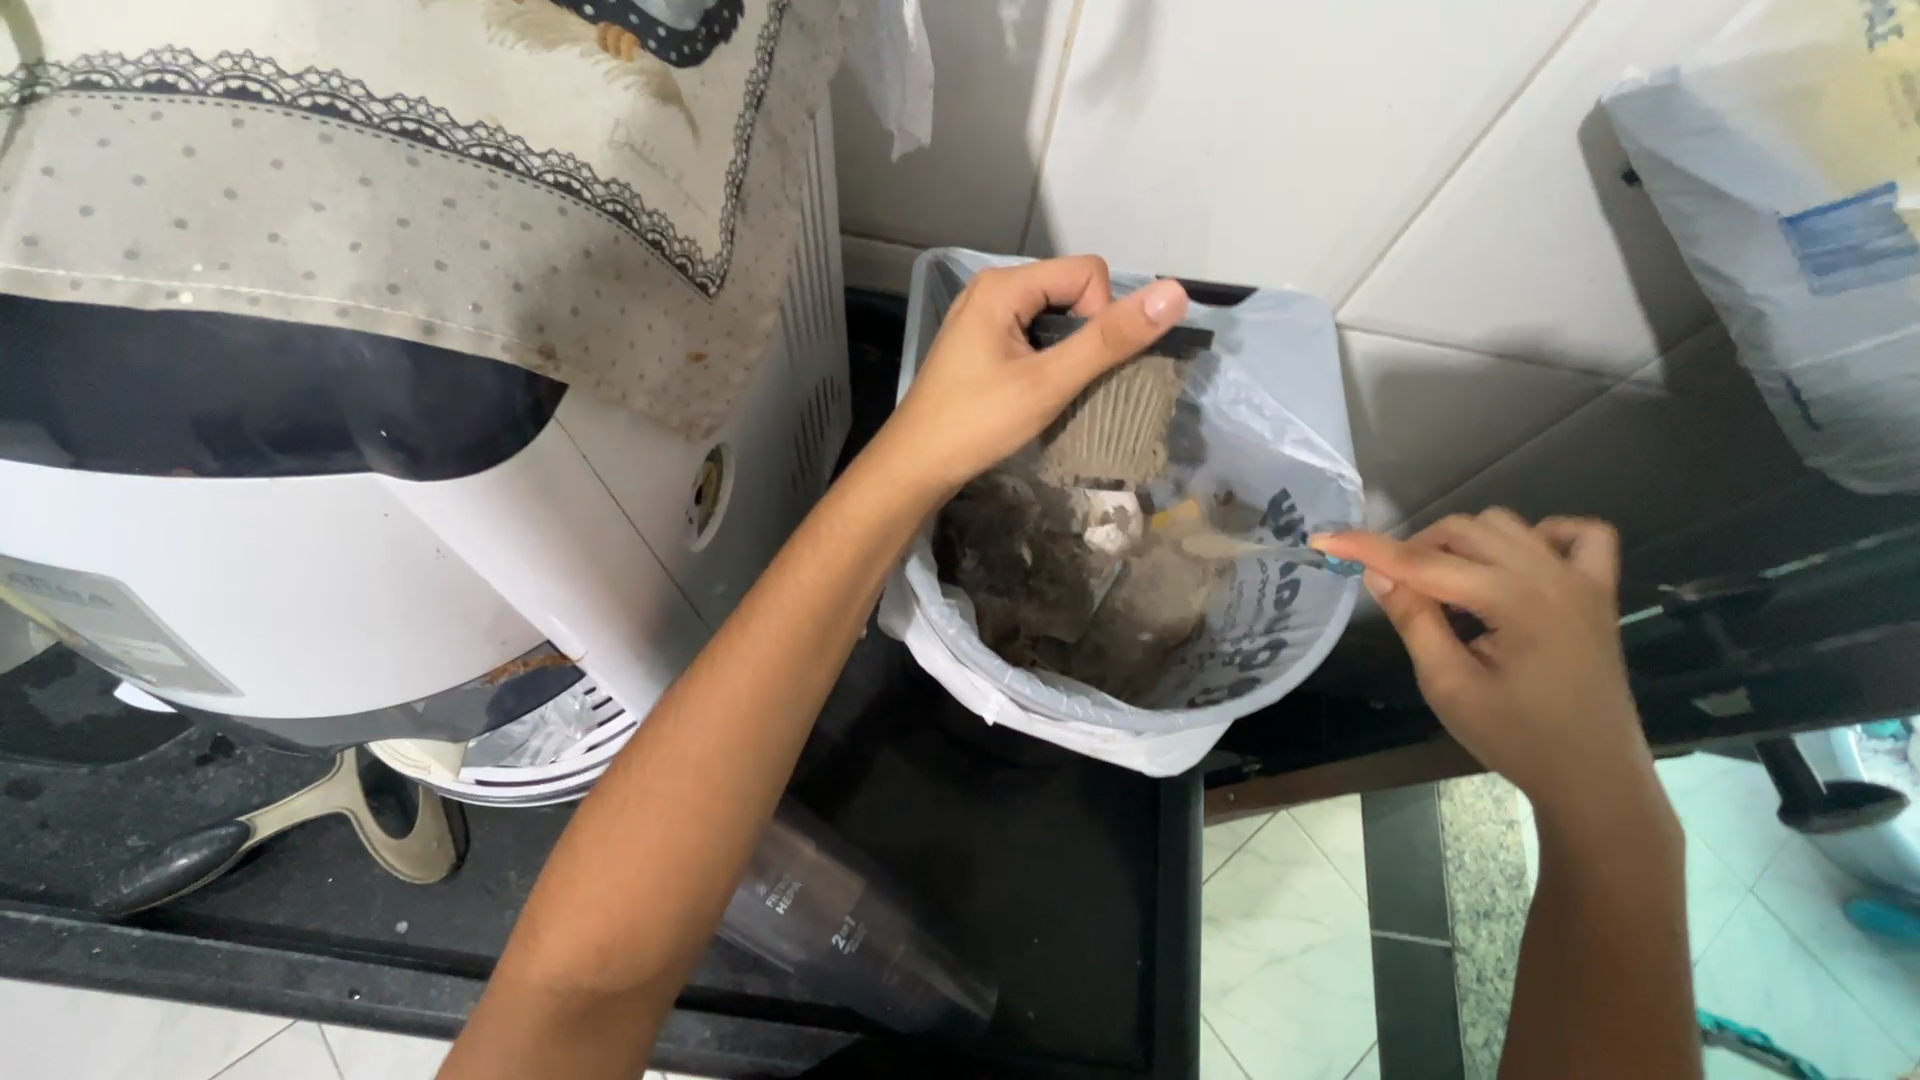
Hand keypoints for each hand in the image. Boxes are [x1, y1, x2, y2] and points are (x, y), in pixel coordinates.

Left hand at [869, 256, 1188, 498]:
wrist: (916, 464)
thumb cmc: (978, 424)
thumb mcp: (1049, 382)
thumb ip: (1109, 339)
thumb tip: (1175, 293)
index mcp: (1004, 285)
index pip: (1088, 272)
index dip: (1100, 315)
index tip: (1075, 365)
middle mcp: (990, 288)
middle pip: (1069, 290)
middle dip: (1082, 333)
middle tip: (1061, 382)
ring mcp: (980, 316)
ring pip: (1051, 315)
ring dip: (1064, 349)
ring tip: (1046, 390)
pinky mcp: (977, 342)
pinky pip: (1029, 333)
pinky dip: (1044, 358)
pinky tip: (1030, 391)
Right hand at [1313, 511, 1652, 805]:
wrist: (1592, 776)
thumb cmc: (1514, 737)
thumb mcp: (1446, 684)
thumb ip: (1413, 620)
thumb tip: (1378, 572)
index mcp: (1514, 601)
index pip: (1424, 562)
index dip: (1367, 548)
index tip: (1323, 539)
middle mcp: (1552, 575)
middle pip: (1463, 531)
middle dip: (1416, 550)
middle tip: (1396, 591)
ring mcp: (1582, 579)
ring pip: (1505, 525)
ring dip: (1462, 544)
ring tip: (1446, 588)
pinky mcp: (1599, 591)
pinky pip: (1577, 534)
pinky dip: (1538, 536)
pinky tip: (1514, 564)